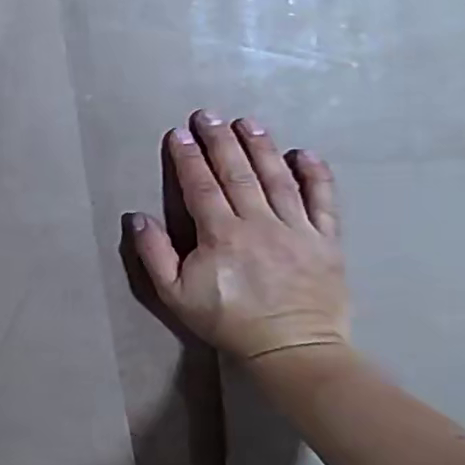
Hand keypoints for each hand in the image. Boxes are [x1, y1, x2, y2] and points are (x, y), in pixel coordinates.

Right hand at [127, 110, 349, 361]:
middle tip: (209, 116)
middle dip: (220, 142)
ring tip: (248, 122)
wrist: (292, 348)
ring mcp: (297, 229)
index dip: (188, 159)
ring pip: (277, 179)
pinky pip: (322, 201)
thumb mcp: (173, 294)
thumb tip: (138, 217)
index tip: (179, 134)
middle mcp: (259, 223)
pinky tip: (304, 154)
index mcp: (221, 234)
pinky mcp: (326, 240)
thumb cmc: (226, 320)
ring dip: (261, 148)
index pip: (201, 186)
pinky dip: (315, 175)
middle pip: (237, 173)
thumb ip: (154, 254)